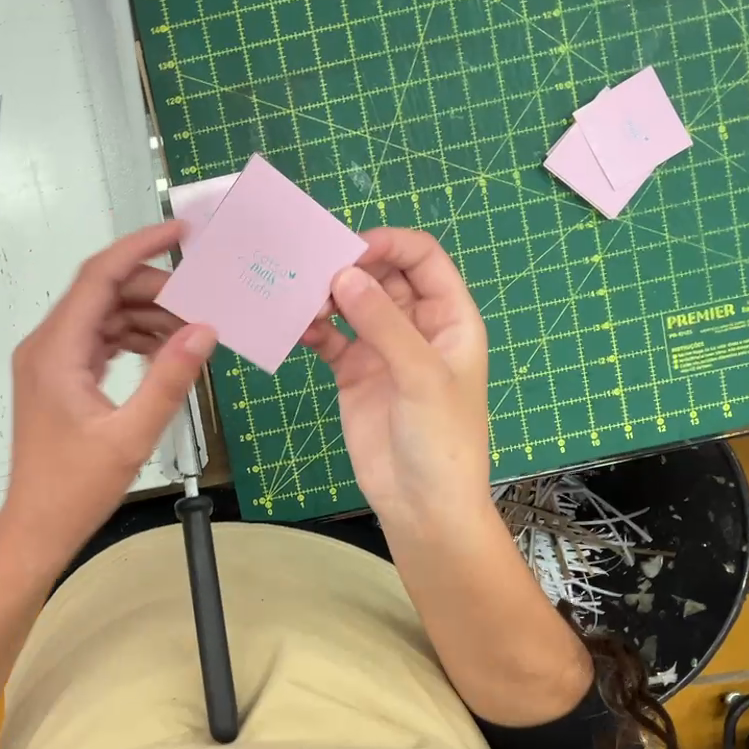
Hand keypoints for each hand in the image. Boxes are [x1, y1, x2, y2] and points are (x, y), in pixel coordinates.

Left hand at [0, 221, 214, 562]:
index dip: (140, 248)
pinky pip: (97, 341)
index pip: (99, 276)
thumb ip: (169, 380)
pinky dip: (130, 339)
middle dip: (153, 290)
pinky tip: (163, 352)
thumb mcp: (132, 435)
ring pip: (101, 316)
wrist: (38, 525)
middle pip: (102, 293)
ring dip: (144, 317)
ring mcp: (50, 362)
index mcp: (56, 350)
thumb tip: (204, 330)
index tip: (180, 233)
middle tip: (201, 303)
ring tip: (189, 332)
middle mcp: (47, 346)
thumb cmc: (76, 488)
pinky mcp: (59, 378)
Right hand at [300, 227, 489, 531]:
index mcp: (449, 317)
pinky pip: (331, 337)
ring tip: (302, 303)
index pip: (422, 259)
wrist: (421, 503)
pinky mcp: (353, 372)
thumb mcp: (421, 376)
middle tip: (314, 272)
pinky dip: (315, 330)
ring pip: (353, 304)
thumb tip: (344, 276)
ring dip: (328, 298)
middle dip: (351, 268)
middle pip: (383, 276)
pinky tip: (299, 331)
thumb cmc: (441, 439)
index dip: (390, 245)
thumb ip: (383, 324)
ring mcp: (382, 349)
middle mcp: (416, 326)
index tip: (349, 249)